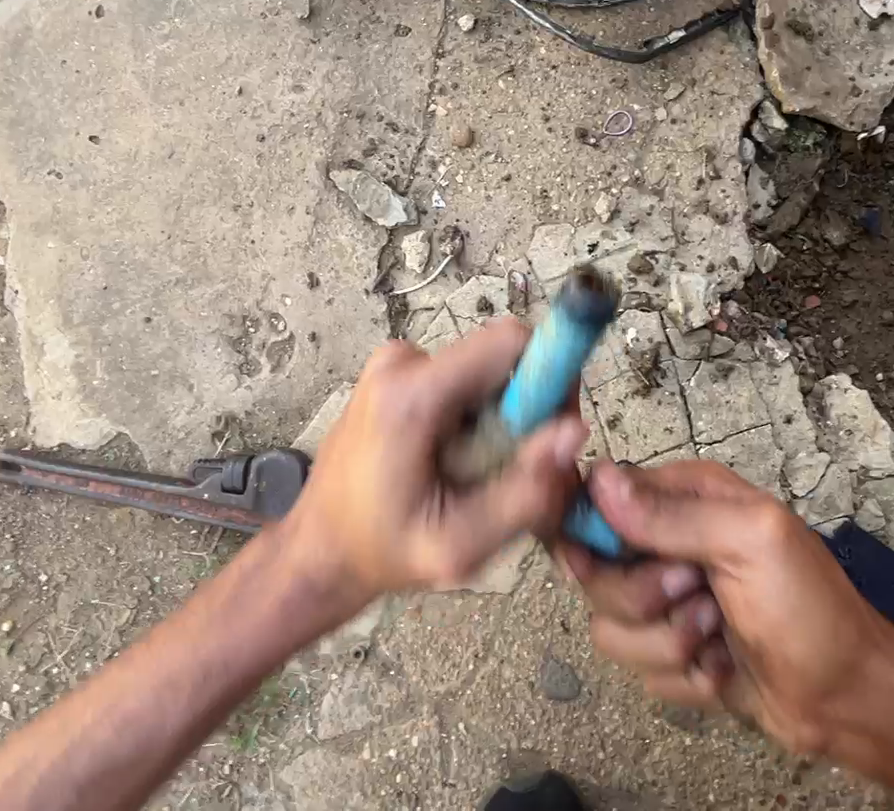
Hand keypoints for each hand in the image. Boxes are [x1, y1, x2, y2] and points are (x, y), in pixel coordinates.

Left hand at [285, 318, 586, 603]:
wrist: (318, 550)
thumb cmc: (380, 552)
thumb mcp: (458, 546)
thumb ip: (523, 493)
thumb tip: (575, 430)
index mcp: (413, 394)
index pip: (511, 341)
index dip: (550, 376)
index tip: (551, 429)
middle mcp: (402, 361)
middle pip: (502, 359)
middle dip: (524, 411)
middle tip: (507, 471)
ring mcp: (396, 362)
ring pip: (486, 373)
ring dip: (498, 419)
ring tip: (472, 475)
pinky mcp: (397, 372)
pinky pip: (463, 380)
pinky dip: (474, 417)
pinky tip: (452, 462)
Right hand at [557, 462, 893, 767]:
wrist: (849, 699)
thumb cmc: (809, 608)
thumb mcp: (750, 542)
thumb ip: (671, 514)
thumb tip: (596, 478)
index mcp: (684, 497)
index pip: (599, 498)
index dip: (588, 530)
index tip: (604, 559)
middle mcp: (665, 542)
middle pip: (593, 570)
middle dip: (642, 597)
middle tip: (697, 595)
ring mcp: (665, 601)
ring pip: (609, 626)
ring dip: (668, 643)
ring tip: (718, 636)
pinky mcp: (670, 650)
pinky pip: (637, 667)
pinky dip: (683, 677)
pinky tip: (723, 669)